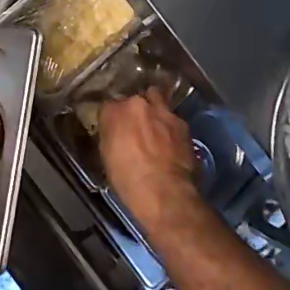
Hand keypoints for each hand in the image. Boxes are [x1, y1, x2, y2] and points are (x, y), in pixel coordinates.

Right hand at [98, 90, 201, 228]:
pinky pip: (172, 117)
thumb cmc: (127, 179)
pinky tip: (172, 140)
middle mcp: (137, 104)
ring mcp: (161, 110)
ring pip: (156, 98)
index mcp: (114, 113)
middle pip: (133, 100)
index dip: (112, 119)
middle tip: (136, 127)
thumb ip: (111, 136)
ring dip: (154, 108)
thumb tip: (116, 133)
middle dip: (134, 111)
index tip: (115, 129)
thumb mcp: (107, 157)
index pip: (108, 106)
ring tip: (156, 124)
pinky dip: (170, 125)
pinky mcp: (181, 122)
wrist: (164, 191)